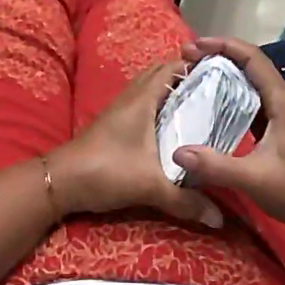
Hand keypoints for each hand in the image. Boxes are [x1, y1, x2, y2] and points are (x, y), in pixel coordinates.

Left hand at [48, 59, 223, 228]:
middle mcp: (130, 98)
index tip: (223, 72)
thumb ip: (187, 201)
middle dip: (186, 77)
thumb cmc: (106, 171)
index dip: (195, 65)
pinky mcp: (112, 125)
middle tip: (217, 91)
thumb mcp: (151, 187)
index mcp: (142, 99)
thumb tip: (220, 219)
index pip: (170, 68)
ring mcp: (119, 111)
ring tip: (200, 107)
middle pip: (159, 75)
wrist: (61, 181)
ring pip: (148, 90)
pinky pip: (141, 106)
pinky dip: (158, 108)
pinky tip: (171, 128)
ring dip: (170, 92)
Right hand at [171, 38, 284, 236]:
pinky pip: (251, 97)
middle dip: (219, 55)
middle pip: (251, 64)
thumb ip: (216, 165)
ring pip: (251, 80)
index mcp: (284, 103)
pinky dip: (230, 91)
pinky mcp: (278, 125)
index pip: (254, 59)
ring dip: (224, 72)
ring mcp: (284, 112)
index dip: (224, 46)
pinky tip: (210, 100)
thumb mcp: (253, 179)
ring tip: (193, 73)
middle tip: (186, 58)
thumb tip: (177, 152)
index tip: (194, 46)